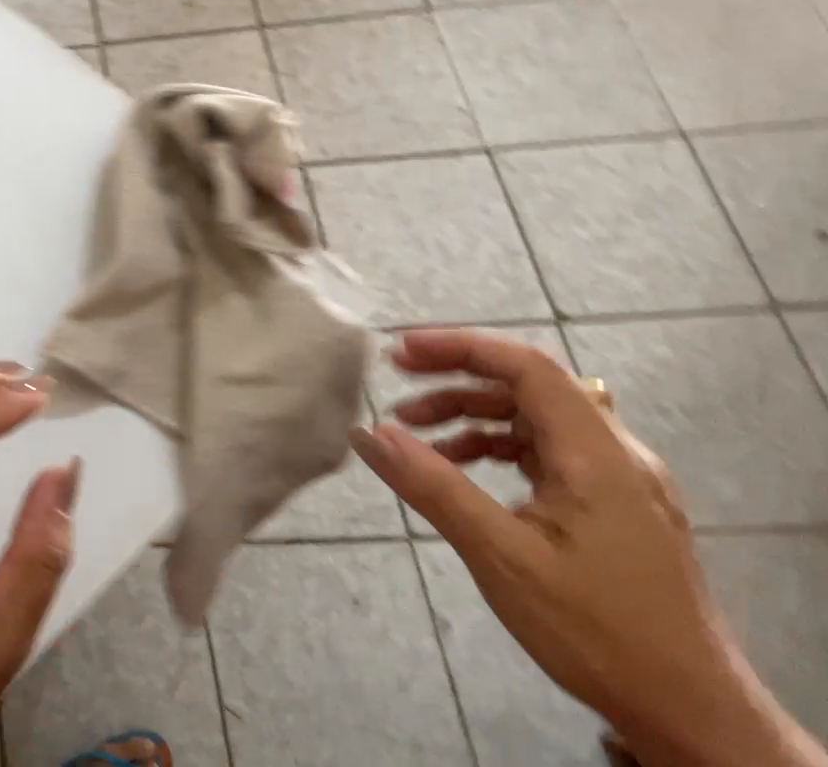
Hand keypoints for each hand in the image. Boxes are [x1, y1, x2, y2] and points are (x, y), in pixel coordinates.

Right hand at [353, 329, 820, 766]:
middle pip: (531, 387)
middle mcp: (617, 455)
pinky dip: (493, 447)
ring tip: (412, 432)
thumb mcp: (500, 555)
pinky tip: (456, 469)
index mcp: (599, 458)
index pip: (529, 368)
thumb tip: (368, 433)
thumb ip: (432, 486)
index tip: (399, 351)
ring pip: (535, 419)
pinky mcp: (612, 506)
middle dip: (456, 378)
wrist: (686, 706)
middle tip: (393, 388)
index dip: (461, 347)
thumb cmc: (593, 629)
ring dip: (470, 415)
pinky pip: (545, 452)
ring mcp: (619, 481)